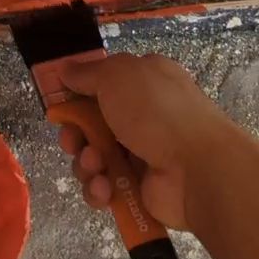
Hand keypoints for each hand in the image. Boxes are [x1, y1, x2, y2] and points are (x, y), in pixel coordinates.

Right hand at [56, 53, 242, 230]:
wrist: (199, 169)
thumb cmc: (157, 111)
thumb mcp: (117, 76)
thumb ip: (87, 73)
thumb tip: (64, 69)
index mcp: (142, 81)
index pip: (101, 84)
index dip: (77, 95)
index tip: (59, 106)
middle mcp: (142, 115)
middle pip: (91, 124)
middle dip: (76, 135)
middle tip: (72, 143)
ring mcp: (142, 153)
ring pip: (94, 157)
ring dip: (86, 163)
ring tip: (95, 166)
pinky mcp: (139, 189)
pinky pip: (105, 187)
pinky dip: (98, 189)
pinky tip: (105, 189)